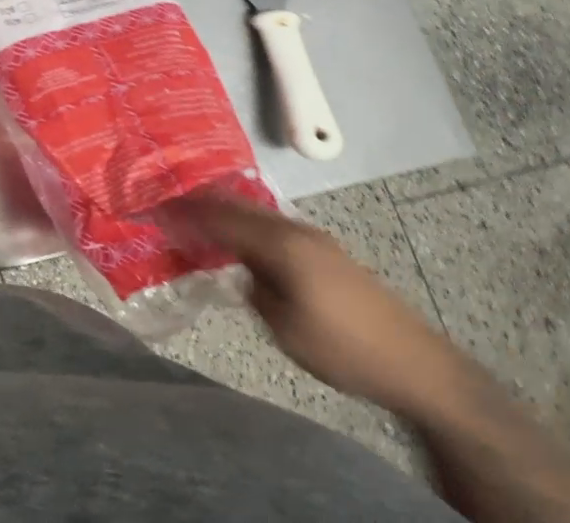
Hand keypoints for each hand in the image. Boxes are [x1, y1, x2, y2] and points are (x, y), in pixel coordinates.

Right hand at [170, 193, 472, 417]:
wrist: (418, 366)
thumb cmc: (343, 349)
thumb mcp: (281, 326)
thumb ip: (252, 289)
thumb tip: (239, 271)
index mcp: (281, 244)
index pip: (219, 217)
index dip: (184, 211)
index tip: (151, 206)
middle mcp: (296, 231)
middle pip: (238, 206)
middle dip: (200, 203)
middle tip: (165, 205)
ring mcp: (316, 239)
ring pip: (257, 215)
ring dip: (224, 213)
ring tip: (192, 217)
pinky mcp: (327, 253)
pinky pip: (273, 227)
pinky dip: (246, 226)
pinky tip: (236, 239)